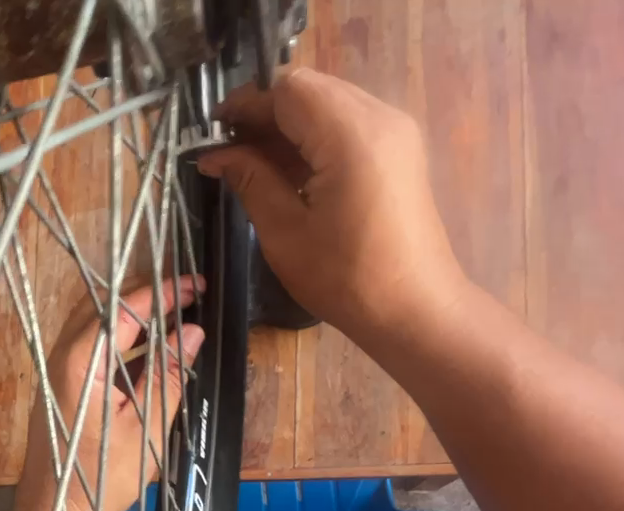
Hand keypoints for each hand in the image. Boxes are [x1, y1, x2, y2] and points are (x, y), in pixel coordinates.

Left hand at [17, 278, 205, 510]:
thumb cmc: (102, 478)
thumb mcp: (145, 428)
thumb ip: (168, 375)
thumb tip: (191, 332)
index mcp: (80, 361)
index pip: (125, 308)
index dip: (165, 292)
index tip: (197, 284)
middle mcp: (62, 357)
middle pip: (105, 307)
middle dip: (148, 296)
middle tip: (188, 294)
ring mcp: (58, 372)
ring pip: (98, 326)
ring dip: (135, 318)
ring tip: (175, 316)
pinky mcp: (61, 388)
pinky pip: (93, 349)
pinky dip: (122, 342)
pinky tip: (150, 351)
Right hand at [197, 70, 469, 347]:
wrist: (412, 307)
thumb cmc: (344, 278)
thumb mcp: (285, 232)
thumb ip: (251, 181)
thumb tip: (215, 155)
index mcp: (351, 135)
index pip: (289, 91)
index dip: (245, 105)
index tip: (211, 132)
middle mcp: (379, 117)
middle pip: (310, 90)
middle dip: (264, 114)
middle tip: (227, 150)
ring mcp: (394, 130)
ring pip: (328, 104)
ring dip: (286, 127)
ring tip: (250, 164)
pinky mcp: (397, 150)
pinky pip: (346, 125)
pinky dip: (312, 139)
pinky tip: (286, 172)